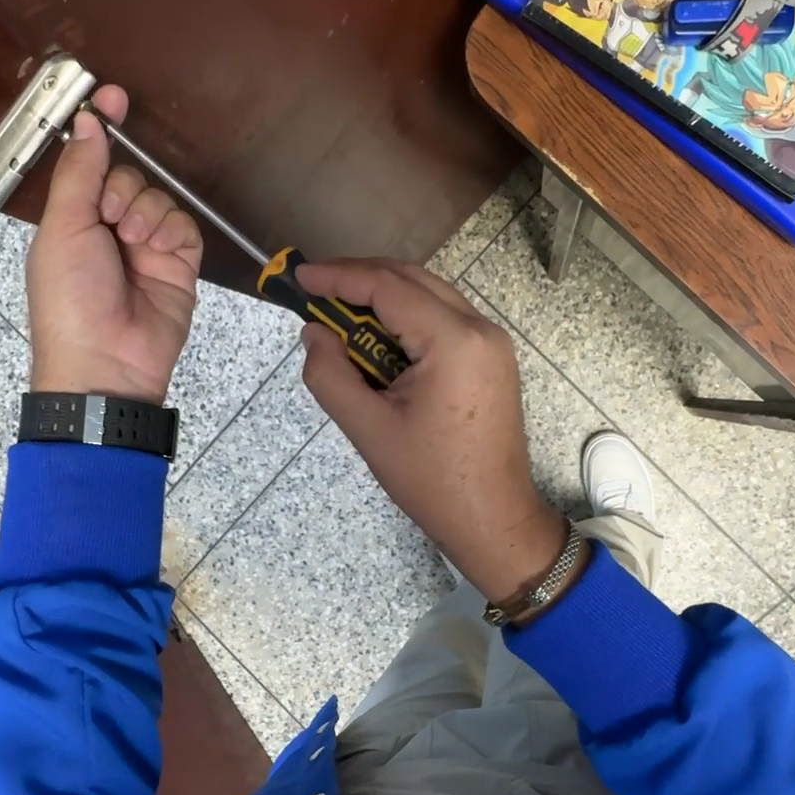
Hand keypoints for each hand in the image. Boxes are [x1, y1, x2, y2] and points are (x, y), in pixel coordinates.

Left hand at [26, 85, 202, 402]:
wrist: (108, 360)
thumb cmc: (71, 299)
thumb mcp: (63, 229)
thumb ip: (79, 174)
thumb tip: (86, 124)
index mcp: (74, 220)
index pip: (92, 164)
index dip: (102, 131)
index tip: (114, 97)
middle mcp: (110, 229)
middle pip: (129, 177)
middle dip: (121, 189)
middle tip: (110, 218)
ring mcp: (147, 247)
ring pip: (159, 198)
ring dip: (145, 211)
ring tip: (133, 241)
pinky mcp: (179, 264)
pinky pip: (184, 225)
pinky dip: (171, 229)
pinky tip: (157, 247)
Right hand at [297, 259, 567, 603]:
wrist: (494, 518)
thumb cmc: (431, 481)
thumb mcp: (369, 430)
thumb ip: (331, 375)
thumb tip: (313, 333)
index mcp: (454, 342)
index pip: (389, 287)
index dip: (340, 276)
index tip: (300, 276)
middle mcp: (481, 329)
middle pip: (413, 280)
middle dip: (361, 279)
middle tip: (315, 291)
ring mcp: (493, 343)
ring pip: (431, 297)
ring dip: (384, 298)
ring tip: (339, 314)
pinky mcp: (494, 360)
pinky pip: (446, 320)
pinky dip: (408, 320)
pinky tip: (378, 340)